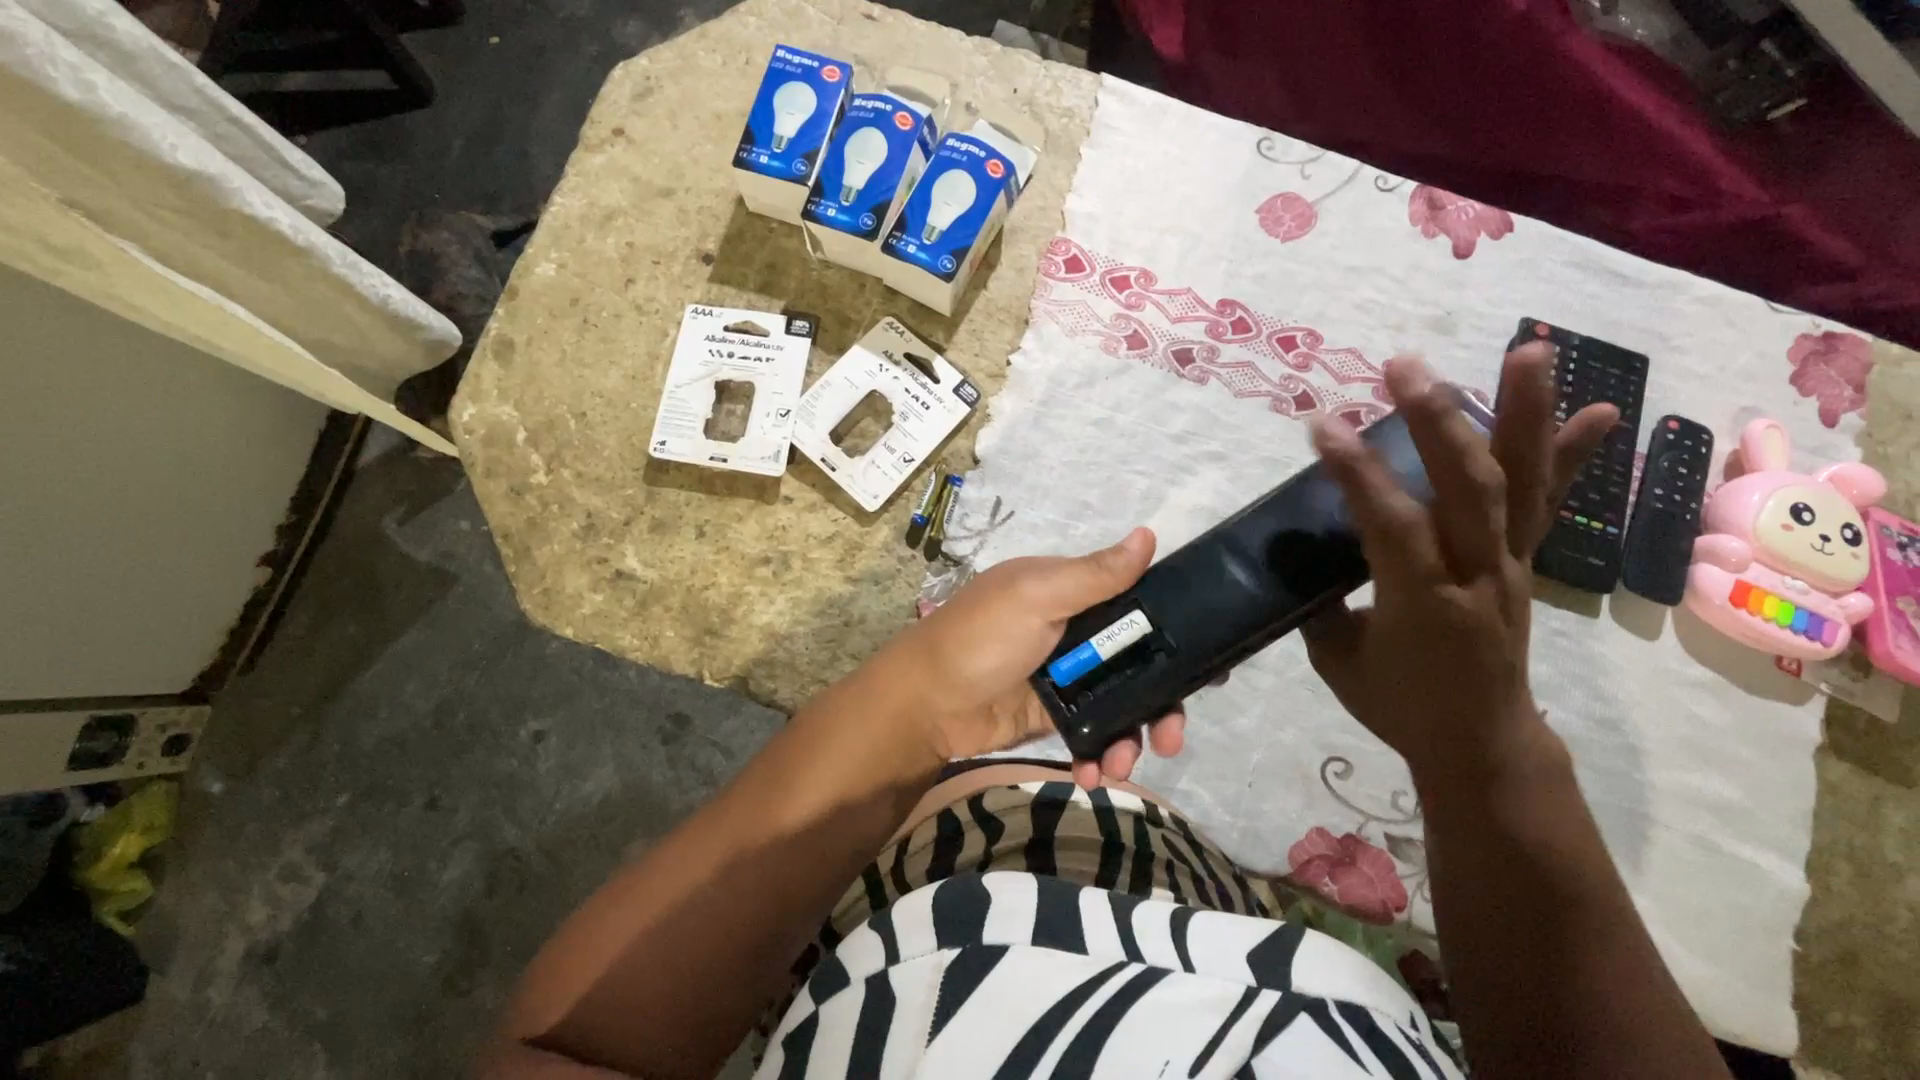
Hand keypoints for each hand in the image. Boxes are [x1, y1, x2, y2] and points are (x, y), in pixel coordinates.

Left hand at [862, 528, 1184, 788]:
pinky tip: (1096, 774)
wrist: (926, 703)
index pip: (1140, 605)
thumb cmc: (982, 638)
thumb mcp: (1036, 596)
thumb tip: (1149, 535)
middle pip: (1142, 663)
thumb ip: (1095, 575)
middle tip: (1174, 735)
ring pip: (1124, 705)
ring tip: (1128, 765)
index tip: (1211, 664)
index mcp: (1074, 593)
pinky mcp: (1055, 716)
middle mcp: (1078, 631)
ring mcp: (1067, 676)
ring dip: (1135, 737)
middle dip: (1164, 702)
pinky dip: (1101, 755)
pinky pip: (1094, 734)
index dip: (1177, 632)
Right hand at [1301, 345, 1615, 781]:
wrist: (1482, 743)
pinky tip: (1599, 408)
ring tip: (1530, 347)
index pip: (1390, 523)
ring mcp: (1510, 563)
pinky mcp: (1526, 561)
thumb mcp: (1338, 661)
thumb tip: (1304, 555)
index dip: (1357, 473)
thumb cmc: (1400, 705)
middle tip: (1405, 366)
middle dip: (1437, 421)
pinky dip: (1569, 455)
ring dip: (1523, 411)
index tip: (1321, 423)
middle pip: (1469, 486)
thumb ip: (1323, 602)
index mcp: (1423, 602)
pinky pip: (1547, 504)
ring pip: (1521, 482)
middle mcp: (1476, 573)